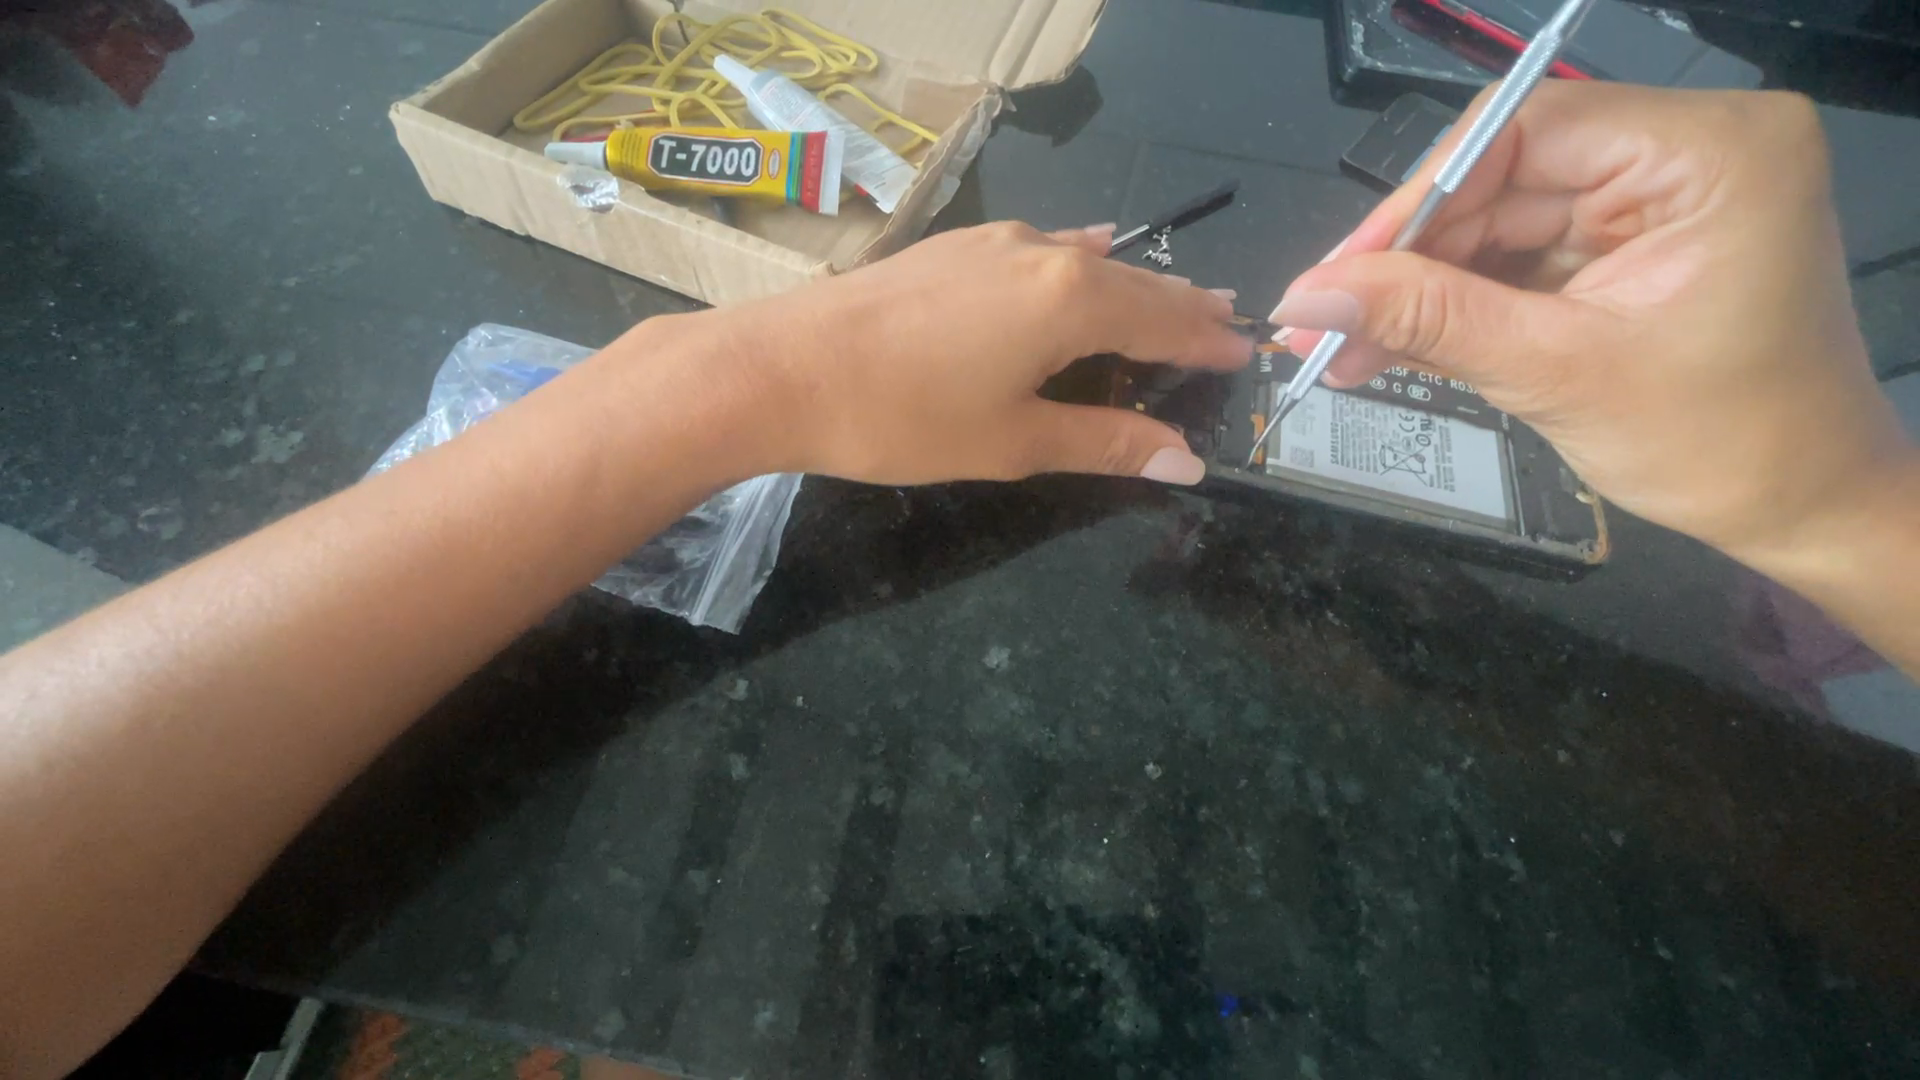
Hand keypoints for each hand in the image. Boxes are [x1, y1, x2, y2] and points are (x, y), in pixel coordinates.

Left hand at [700, 221, 1248, 485]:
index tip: (1244, 348)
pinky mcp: (953, 248)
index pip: (1162, 321)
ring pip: (1084, 263)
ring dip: (1129, 286)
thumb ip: (1103, 442)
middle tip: (1223, 320)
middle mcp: (1042, 254)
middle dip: (1179, 307)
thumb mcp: (1013, 441)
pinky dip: (1075, 266)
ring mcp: (993, 243)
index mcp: (1070, 301)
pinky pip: (1038, 252)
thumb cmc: (904, 418)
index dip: (1205, 341)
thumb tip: (1184, 463)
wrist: (782, 370)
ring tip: (1167, 300)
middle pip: (1131, 283)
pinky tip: (1082, 259)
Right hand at [1266, 82, 1915, 561]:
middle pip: (1489, 185)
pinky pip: (1495, 269)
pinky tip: (1378, 351)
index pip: (1520, 133)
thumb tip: (1304, 299)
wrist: (1782, 500)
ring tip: (1335, 352)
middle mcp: (1669, 160)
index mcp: (1702, 155)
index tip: (1336, 274)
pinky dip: (1436, 313)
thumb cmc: (1706, 437)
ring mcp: (1632, 209)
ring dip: (1404, 298)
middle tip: (1317, 326)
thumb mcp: (1549, 370)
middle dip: (1398, 266)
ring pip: (1479, 233)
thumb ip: (1424, 320)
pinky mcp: (1601, 255)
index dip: (1414, 200)